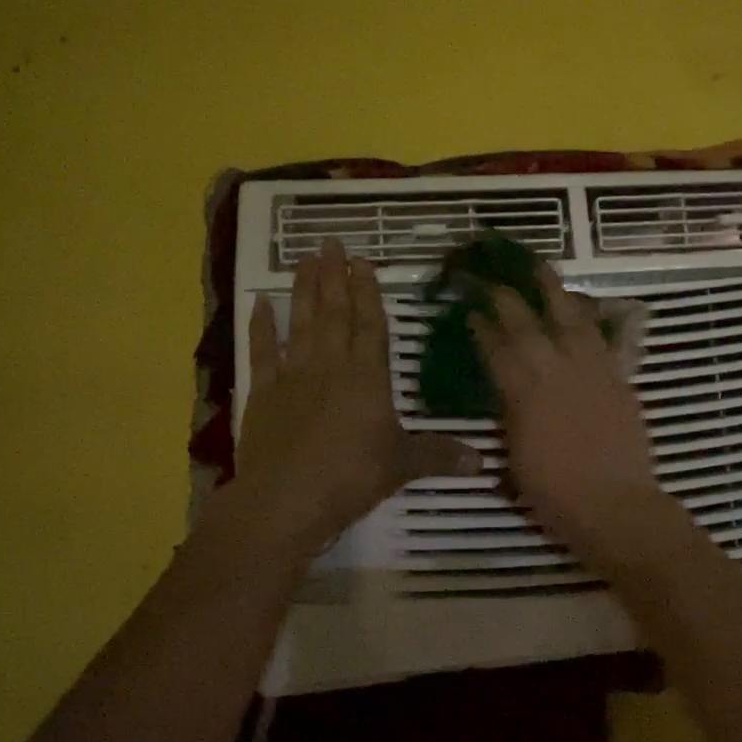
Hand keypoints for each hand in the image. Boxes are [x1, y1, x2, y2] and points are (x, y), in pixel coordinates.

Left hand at [207, 240, 481, 551]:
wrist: (285, 500)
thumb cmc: (351, 477)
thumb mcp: (402, 465)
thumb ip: (439, 456)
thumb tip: (482, 463)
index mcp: (368, 377)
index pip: (370, 324)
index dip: (368, 292)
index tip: (363, 261)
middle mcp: (331, 366)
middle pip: (334, 313)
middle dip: (335, 276)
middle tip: (331, 242)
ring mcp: (294, 377)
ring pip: (301, 323)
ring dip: (303, 289)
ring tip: (305, 258)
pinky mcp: (264, 395)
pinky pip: (262, 352)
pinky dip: (261, 327)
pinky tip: (259, 302)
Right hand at [469, 268, 672, 556]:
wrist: (615, 504)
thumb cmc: (555, 495)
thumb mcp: (515, 459)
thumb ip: (509, 420)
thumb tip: (505, 398)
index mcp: (523, 393)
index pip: (495, 348)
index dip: (481, 326)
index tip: (470, 307)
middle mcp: (555, 371)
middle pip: (528, 322)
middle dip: (507, 296)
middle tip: (493, 276)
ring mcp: (591, 369)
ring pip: (570, 317)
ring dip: (553, 290)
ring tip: (541, 267)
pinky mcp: (618, 376)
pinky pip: (601, 335)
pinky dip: (588, 315)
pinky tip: (581, 305)